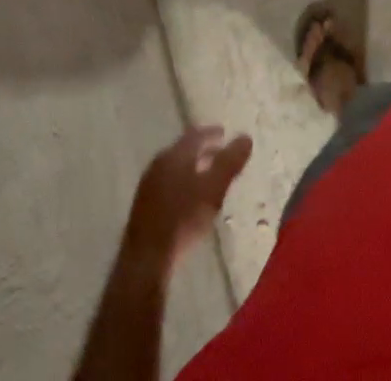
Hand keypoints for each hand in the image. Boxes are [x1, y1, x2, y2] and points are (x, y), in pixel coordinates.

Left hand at [125, 127, 252, 267]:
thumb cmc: (185, 217)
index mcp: (174, 156)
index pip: (195, 135)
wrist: (147, 256)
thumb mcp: (215, 188)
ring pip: (175, 167)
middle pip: (183, 150)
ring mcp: (148, 185)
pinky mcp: (144, 205)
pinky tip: (191, 196)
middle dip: (203, 150)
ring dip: (193, 166)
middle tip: (220, 152)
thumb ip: (230, 161)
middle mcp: (158, 165)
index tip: (225, 133)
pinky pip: (168, 183)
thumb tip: (245, 137)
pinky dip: (183, 181)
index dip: (212, 132)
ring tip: (209, 175)